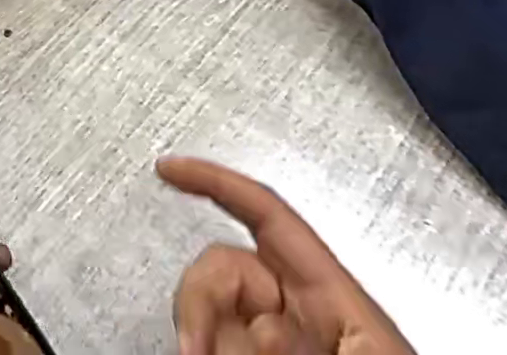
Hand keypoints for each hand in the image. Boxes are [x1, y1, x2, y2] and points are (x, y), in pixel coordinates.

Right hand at [158, 158, 412, 354]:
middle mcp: (301, 314)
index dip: (214, 180)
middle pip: (226, 264)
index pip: (265, 214)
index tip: (171, 169)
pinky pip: (217, 337)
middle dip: (198, 295)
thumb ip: (293, 341)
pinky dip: (201, 344)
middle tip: (194, 349)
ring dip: (198, 329)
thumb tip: (245, 327)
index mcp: (335, 298)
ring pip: (213, 306)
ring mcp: (279, 343)